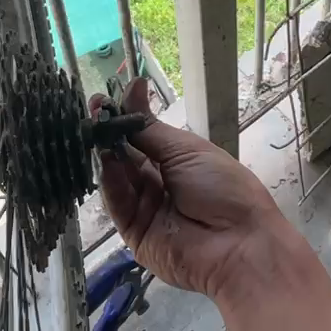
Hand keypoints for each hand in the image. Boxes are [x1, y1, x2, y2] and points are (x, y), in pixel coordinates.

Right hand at [91, 78, 296, 301]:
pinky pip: (118, 203)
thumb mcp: (186, 150)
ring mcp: (144, 207)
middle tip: (92, 110)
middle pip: (125, 155)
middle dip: (108, 133)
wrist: (238, 243)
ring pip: (118, 177)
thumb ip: (150, 127)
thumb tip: (134, 87)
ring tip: (96, 131)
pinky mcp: (134, 233)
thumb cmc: (221, 187)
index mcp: (176, 159)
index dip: (123, 118)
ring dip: (107, 154)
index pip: (141, 135)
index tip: (103, 99)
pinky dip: (111, 182)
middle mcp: (158, 181)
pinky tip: (106, 161)